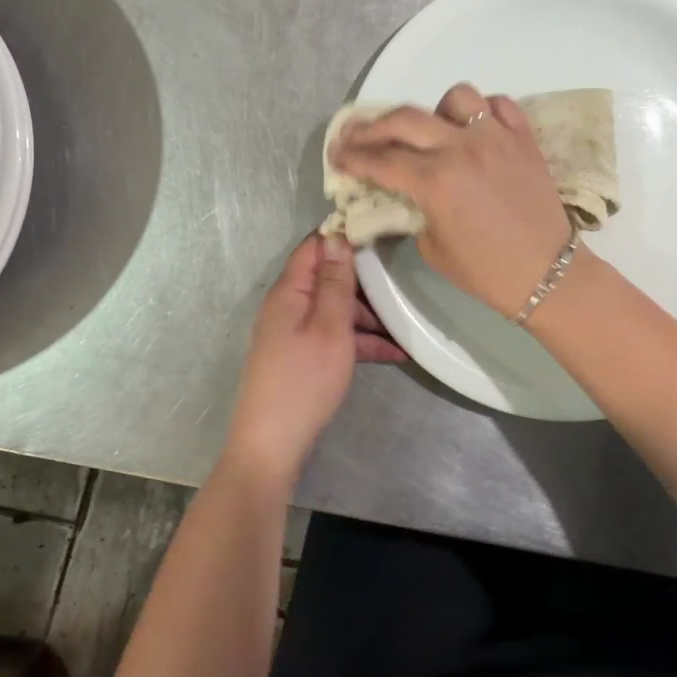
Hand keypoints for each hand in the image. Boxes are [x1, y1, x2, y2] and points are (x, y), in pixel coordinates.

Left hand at [225, 234, 406, 481]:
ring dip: (367, 315)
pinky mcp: (301, 358)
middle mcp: (287, 307)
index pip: (314, 246)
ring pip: (335, 309)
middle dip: (364, 280)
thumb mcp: (330, 328)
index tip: (380, 230)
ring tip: (405, 325)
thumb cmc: (304, 381)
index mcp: (289, 292)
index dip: (344, 235)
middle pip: (328, 278)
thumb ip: (335, 282)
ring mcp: (293, 334)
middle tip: (403, 279)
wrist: (272, 446)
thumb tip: (335, 234)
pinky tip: (394, 354)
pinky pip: (333, 336)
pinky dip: (360, 342)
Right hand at [328, 83, 574, 316]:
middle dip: (372, 127)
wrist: (546, 273)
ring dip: (435, 111)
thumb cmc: (485, 271)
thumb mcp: (432, 247)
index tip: (337, 155)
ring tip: (431, 131)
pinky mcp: (524, 138)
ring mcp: (496, 137)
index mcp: (435, 181)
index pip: (380, 159)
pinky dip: (483, 111)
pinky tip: (475, 130)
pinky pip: (499, 105)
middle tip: (358, 136)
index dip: (351, 156)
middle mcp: (462, 149)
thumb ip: (413, 211)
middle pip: (404, 119)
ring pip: (456, 98)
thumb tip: (404, 192)